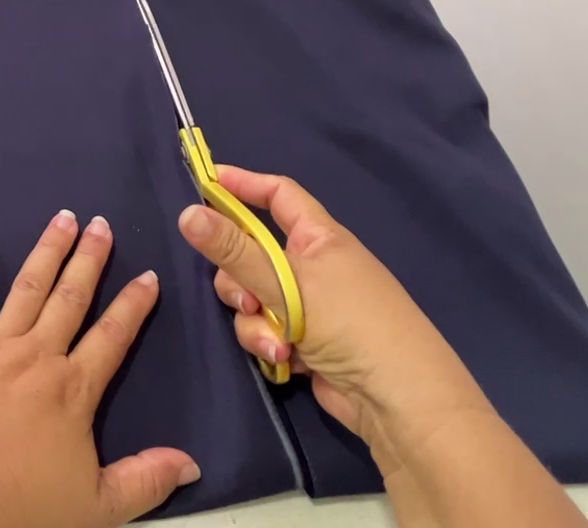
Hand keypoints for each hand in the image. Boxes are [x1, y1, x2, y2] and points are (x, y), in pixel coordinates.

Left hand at [0, 210, 199, 527]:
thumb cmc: (20, 503)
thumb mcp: (98, 506)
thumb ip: (146, 480)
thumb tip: (192, 462)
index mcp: (74, 388)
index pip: (113, 336)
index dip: (133, 305)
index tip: (147, 275)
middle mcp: (39, 354)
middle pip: (72, 297)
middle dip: (90, 259)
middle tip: (101, 224)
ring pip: (29, 285)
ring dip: (48, 249)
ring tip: (63, 218)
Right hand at [176, 168, 487, 450]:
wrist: (401, 404)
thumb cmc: (351, 325)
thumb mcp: (287, 284)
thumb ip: (234, 250)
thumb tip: (185, 213)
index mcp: (318, 237)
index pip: (277, 194)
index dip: (242, 184)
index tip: (204, 182)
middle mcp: (311, 265)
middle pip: (250, 251)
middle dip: (238, 276)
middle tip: (244, 297)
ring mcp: (308, 305)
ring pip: (253, 295)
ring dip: (254, 318)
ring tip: (274, 341)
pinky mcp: (303, 341)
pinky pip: (265, 327)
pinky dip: (267, 342)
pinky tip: (283, 360)